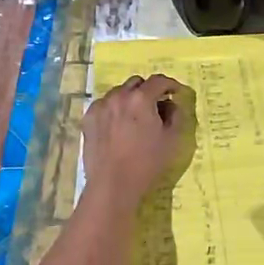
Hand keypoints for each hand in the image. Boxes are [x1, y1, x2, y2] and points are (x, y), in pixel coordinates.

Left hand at [83, 74, 185, 204]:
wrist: (112, 183)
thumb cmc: (147, 162)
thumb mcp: (172, 140)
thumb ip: (176, 116)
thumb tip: (170, 104)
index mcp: (141, 98)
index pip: (158, 81)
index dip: (170, 84)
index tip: (175, 92)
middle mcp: (118, 96)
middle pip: (136, 83)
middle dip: (148, 90)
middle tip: (155, 106)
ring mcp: (100, 106)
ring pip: (117, 93)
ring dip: (129, 99)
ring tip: (134, 118)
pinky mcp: (88, 118)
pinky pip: (103, 106)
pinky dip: (113, 109)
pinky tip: (116, 126)